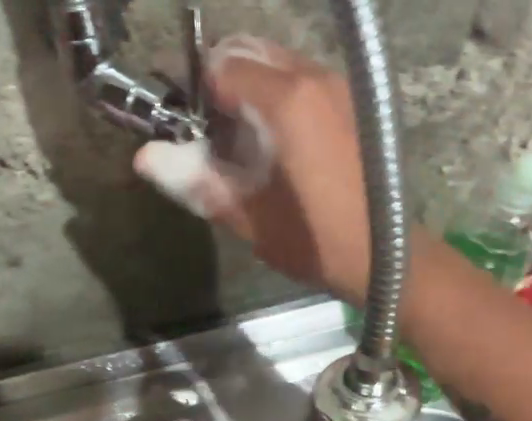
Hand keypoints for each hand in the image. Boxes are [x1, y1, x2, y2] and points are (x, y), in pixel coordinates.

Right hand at [133, 37, 372, 302]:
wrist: (386, 256)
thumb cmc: (314, 241)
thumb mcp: (248, 216)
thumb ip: (196, 180)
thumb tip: (145, 157)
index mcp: (288, 101)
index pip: (224, 65)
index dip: (197, 93)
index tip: (188, 127)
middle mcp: (316, 78)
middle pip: (251, 53)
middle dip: (223, 84)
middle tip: (211, 134)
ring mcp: (340, 85)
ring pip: (279, 62)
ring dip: (252, 90)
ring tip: (243, 142)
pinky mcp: (354, 100)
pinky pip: (304, 78)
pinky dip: (281, 96)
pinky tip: (277, 144)